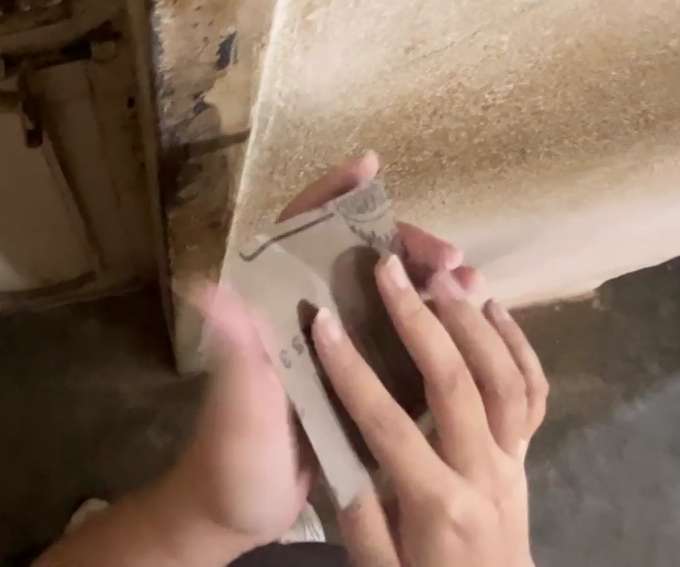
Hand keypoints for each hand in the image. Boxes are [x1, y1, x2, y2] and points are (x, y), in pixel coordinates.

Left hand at [163, 153, 475, 549]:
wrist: (240, 513)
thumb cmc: (231, 455)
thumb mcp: (235, 402)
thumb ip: (233, 348)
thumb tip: (206, 286)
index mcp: (270, 304)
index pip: (298, 231)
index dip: (331, 194)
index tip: (370, 167)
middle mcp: (302, 310)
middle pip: (354, 256)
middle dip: (402, 244)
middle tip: (452, 258)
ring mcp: (331, 341)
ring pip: (381, 290)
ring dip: (425, 279)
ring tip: (472, 286)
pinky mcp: (354, 374)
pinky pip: (395, 334)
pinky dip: (429, 321)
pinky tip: (465, 325)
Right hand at [313, 247, 548, 565]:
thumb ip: (357, 506)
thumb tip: (331, 434)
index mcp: (437, 506)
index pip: (387, 424)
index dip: (350, 369)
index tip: (322, 320)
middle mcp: (484, 474)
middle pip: (455, 384)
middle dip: (417, 319)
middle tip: (388, 269)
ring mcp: (513, 459)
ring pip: (504, 378)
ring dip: (471, 320)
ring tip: (440, 275)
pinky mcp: (526, 451)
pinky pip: (533, 393)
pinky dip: (517, 344)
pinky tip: (492, 306)